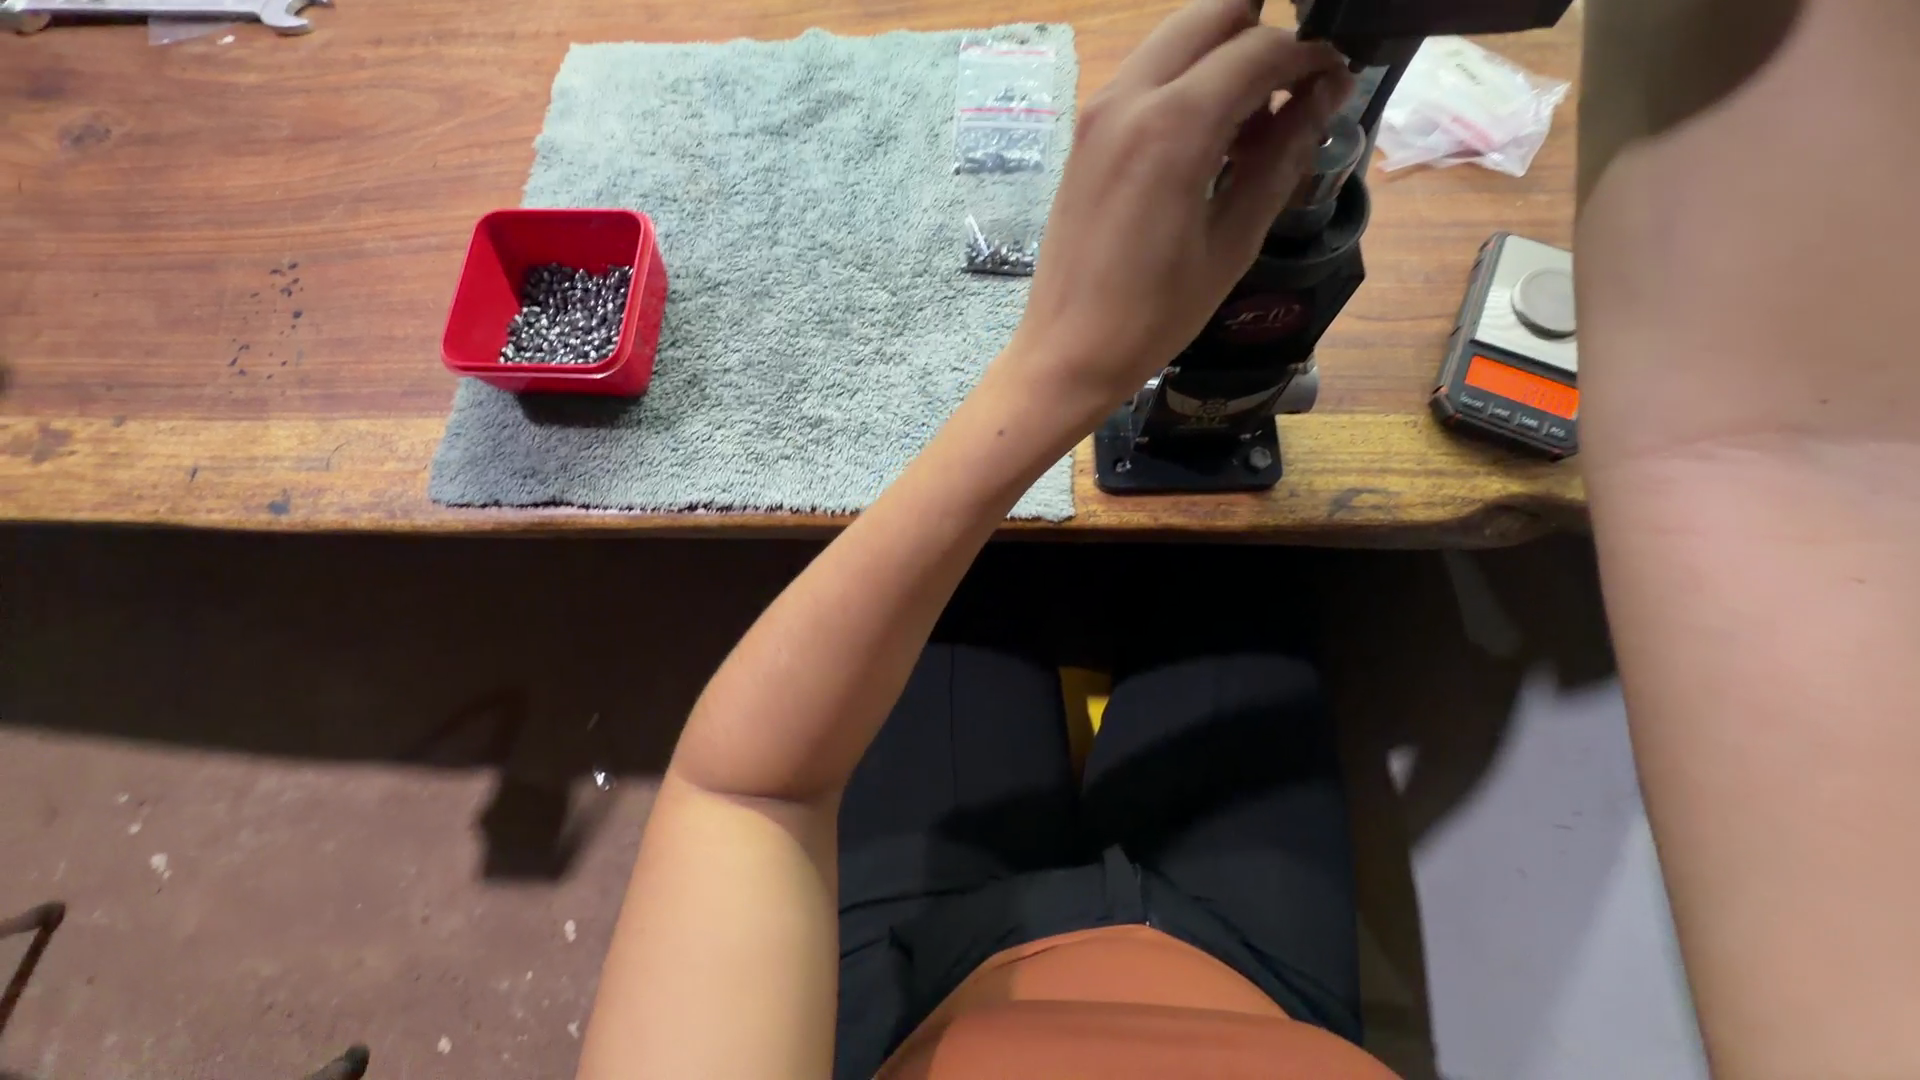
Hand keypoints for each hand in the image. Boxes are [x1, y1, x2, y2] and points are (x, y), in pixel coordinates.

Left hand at [999, 0, 1352, 427]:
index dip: (1310, 57)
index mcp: (1173, 127)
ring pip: (1174, 40)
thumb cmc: (1153, 317)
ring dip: (1221, 57)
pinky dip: (1183, 84)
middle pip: (1214, 15)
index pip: (1261, 47)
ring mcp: (1097, 114)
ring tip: (1250, 125)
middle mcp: (1128, 99)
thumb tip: (1323, 96)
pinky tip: (1204, 141)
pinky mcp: (1082, 136)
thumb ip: (1281, 158)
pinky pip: (1144, 78)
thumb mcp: (1232, 243)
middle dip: (1264, 38)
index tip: (1335, 83)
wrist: (1067, 353)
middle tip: (1290, 95)